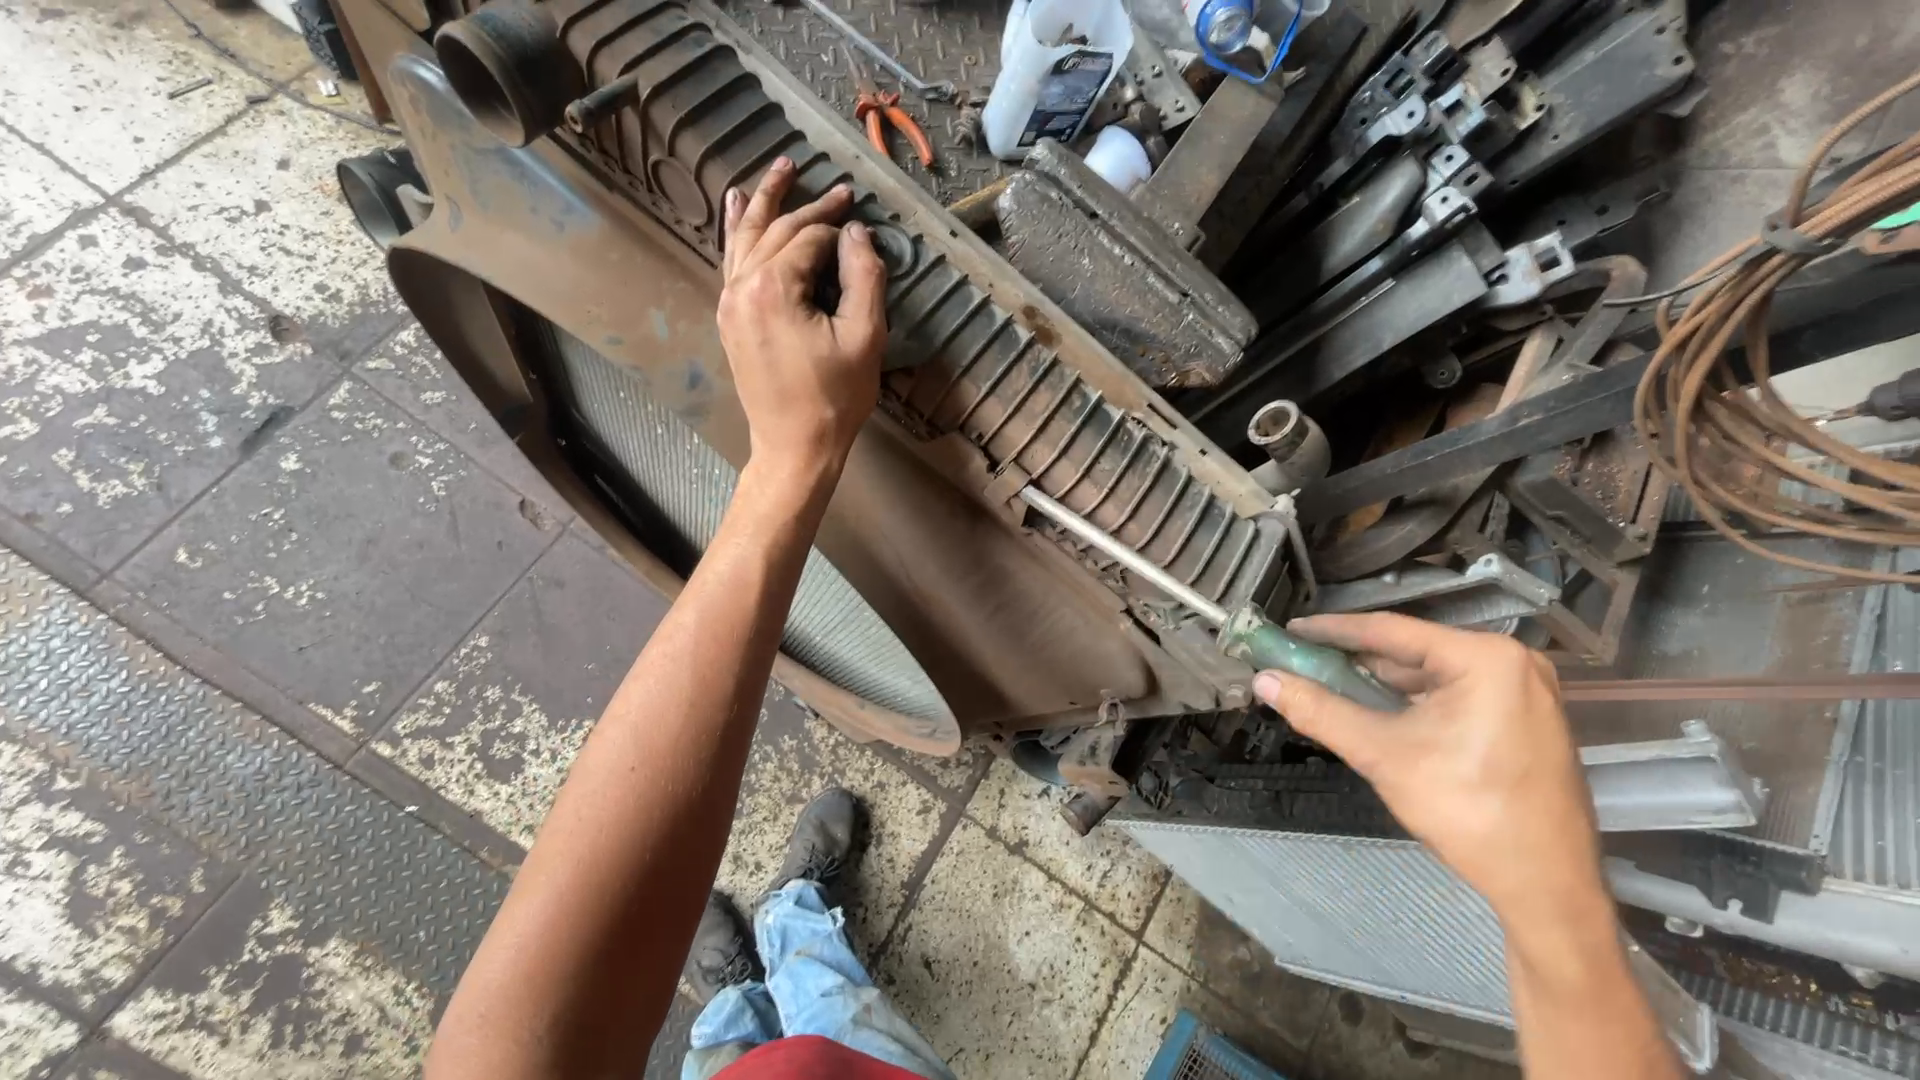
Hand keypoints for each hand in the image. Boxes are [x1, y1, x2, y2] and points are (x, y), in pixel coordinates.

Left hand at [718, 157, 887, 472]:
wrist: (795, 446)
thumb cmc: (835, 398)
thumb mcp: (864, 337)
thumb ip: (864, 277)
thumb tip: (857, 233)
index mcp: (773, 288)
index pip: (809, 239)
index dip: (839, 227)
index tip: (863, 219)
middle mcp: (742, 287)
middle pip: (777, 231)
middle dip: (808, 207)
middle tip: (838, 188)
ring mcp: (730, 302)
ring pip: (746, 238)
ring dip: (763, 201)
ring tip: (780, 169)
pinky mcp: (730, 318)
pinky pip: (731, 261)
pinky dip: (736, 231)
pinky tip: (735, 207)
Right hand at [1251, 613, 1601, 919]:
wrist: (1547, 885)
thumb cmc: (1468, 811)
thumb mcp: (1383, 754)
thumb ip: (1320, 711)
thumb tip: (1265, 680)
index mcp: (1485, 658)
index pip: (1390, 631)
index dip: (1332, 630)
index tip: (1290, 629)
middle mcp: (1512, 662)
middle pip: (1412, 652)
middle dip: (1354, 661)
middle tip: (1301, 663)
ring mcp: (1524, 691)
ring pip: (1431, 676)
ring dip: (1380, 683)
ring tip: (1326, 686)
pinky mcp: (1524, 718)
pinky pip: (1454, 695)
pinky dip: (1411, 702)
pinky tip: (1374, 711)